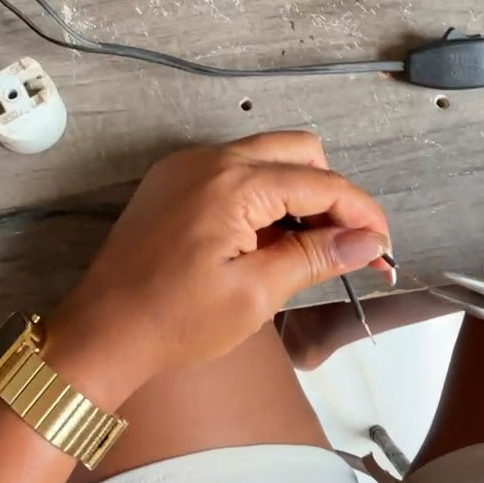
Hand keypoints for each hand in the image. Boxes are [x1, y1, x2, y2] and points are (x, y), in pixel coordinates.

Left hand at [45, 132, 389, 399]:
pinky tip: (265, 238)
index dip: (360, 212)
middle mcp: (209, 159)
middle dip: (330, 192)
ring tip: (305, 247)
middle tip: (345, 243)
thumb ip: (315, 257)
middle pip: (298, 151)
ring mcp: (187, 165)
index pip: (320, 182)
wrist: (102, 331)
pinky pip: (234, 168)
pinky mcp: (173, 180)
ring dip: (296, 191)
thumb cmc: (171, 320)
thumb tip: (367, 240)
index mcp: (233, 184)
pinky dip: (262, 193)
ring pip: (266, 155)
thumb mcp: (255, 294)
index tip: (381, 243)